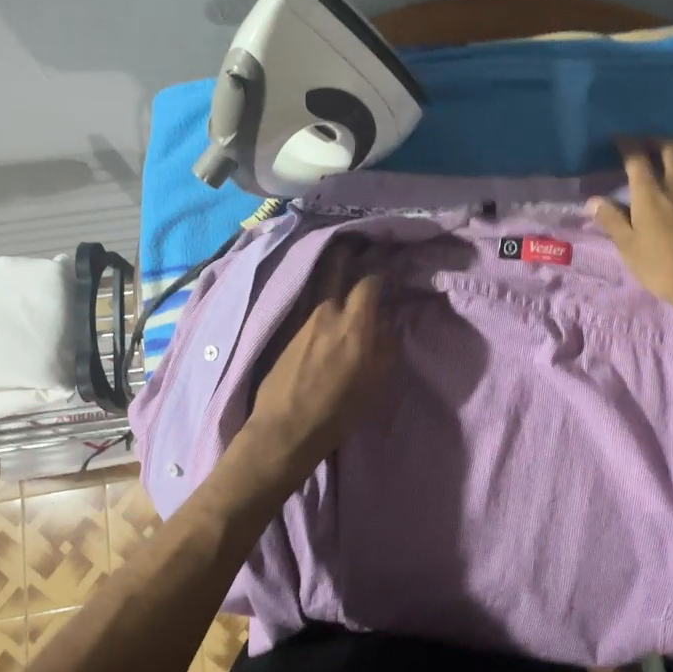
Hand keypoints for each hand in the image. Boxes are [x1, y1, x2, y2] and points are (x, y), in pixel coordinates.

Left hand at [238, 240, 391, 487]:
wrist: (284, 430)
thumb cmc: (337, 412)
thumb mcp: (373, 384)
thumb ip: (384, 349)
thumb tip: (388, 327)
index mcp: (353, 325)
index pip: (369, 283)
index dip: (380, 271)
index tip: (389, 268)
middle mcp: (326, 313)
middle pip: (335, 267)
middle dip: (347, 251)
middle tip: (358, 241)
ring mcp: (303, 320)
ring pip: (321, 286)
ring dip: (332, 273)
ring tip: (344, 267)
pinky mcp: (288, 332)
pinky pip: (309, 304)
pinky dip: (320, 295)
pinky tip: (326, 299)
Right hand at [590, 138, 672, 340]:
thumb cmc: (664, 270)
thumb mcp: (629, 249)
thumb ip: (612, 221)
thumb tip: (593, 200)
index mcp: (651, 195)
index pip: (636, 159)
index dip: (626, 144)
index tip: (619, 139)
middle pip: (671, 148)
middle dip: (657, 139)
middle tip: (648, 143)